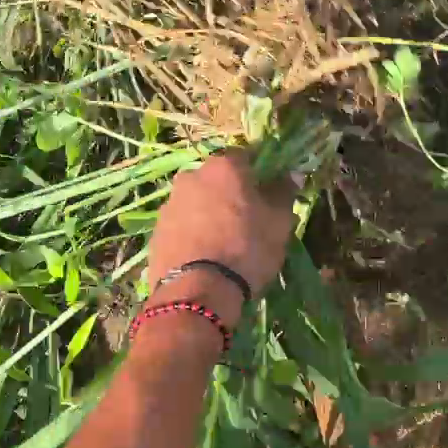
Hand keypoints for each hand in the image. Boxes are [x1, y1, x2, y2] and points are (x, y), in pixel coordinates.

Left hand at [145, 152, 295, 318]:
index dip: (258, 173)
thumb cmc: (246, 248)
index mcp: (224, 166)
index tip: (267, 193)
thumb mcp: (279, 222)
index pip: (245, 157)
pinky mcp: (156, 230)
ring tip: (223, 243)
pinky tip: (203, 256)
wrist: (197, 291)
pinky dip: (192, 233)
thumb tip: (291, 174)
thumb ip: (284, 192)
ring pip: (197, 201)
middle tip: (246, 220)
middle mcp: (192, 176)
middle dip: (230, 193)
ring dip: (208, 213)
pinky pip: (181, 225)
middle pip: (217, 179)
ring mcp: (170, 203)